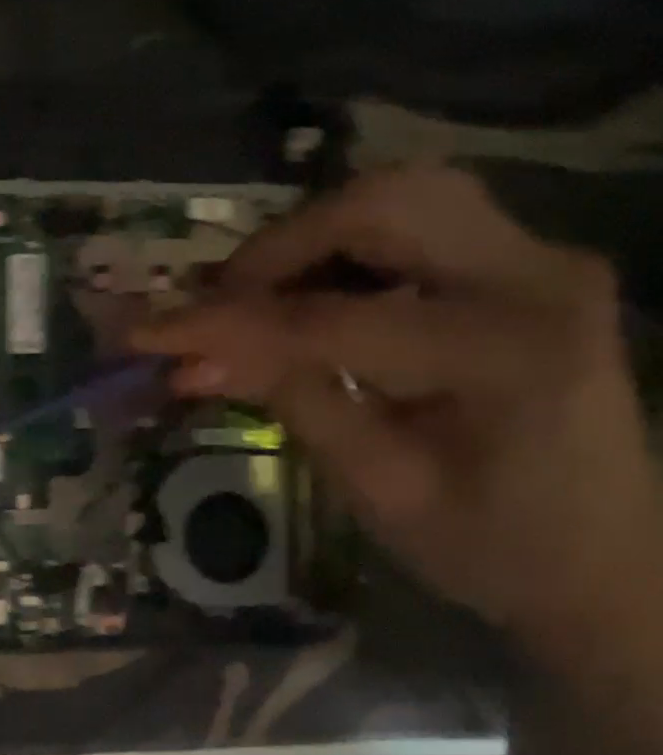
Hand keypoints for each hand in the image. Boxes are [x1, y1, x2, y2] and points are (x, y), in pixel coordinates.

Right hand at [134, 166, 661, 648]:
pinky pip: (414, 222)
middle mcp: (540, 279)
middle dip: (275, 251)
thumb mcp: (377, 487)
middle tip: (211, 309)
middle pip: (384, 205)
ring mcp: (540, 261)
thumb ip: (293, 402)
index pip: (332, 318)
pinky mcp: (522, 264)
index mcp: (510, 356)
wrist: (610, 557)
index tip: (144, 336)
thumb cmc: (491, 544)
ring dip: (305, 241)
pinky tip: (298, 300)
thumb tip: (188, 361)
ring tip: (248, 303)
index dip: (224, 325)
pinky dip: (337, 249)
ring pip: (399, 196)